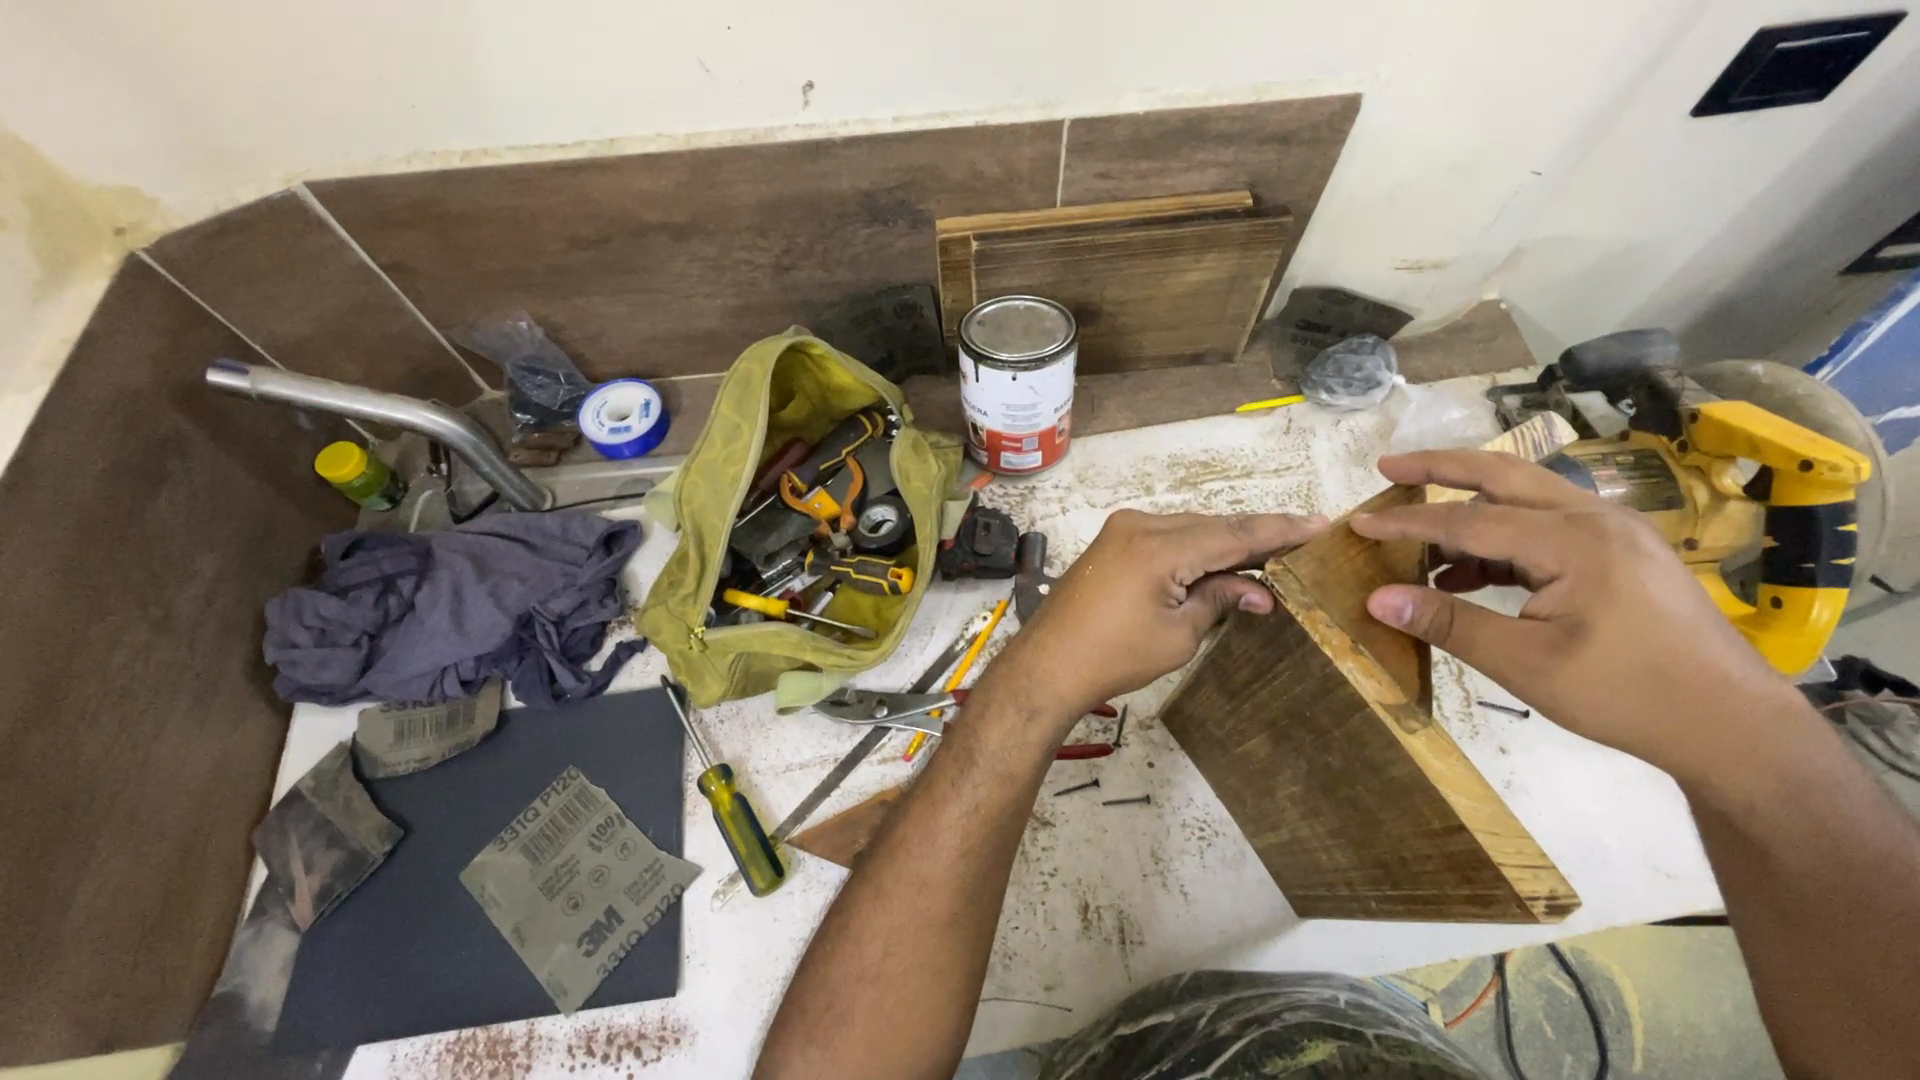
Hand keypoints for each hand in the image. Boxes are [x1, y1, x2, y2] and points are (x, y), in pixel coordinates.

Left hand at [984, 510, 1327, 733]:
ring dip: (1223, 542)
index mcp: (1159, 547)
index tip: (1319, 523)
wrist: (1048, 665)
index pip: (1234, 534)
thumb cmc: (1114, 657)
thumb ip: (1220, 600)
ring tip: (1268, 554)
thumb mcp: (1178, 635)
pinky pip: (1165, 536)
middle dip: (1255, 536)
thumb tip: (1260, 591)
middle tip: (1300, 542)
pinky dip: (1194, 546)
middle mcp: (1140, 525)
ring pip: (1188, 528)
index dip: (1279, 530)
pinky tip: (1218, 560)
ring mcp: (1121, 530)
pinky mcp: (1111, 542)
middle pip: (1212, 526)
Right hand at [1349, 450, 1797, 775]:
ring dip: (1469, 506)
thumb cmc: (1626, 695)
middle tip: (1388, 465)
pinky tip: (1467, 572)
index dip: (1407, 522)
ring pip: (1526, 498)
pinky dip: (1499, 540)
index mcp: (1575, 541)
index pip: (1469, 520)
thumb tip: (1376, 599)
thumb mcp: (1524, 663)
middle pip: (1503, 475)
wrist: (1732, 727)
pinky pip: (1546, 528)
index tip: (1358, 522)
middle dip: (1441, 467)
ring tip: (1418, 530)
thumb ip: (1447, 623)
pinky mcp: (1622, 554)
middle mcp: (1596, 520)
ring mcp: (1615, 533)